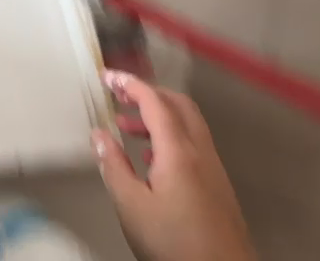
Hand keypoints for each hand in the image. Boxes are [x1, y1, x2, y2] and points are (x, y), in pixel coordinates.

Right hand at [93, 70, 256, 260]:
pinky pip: (194, 146)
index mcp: (179, 153)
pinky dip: (169, 136)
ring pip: (188, 125)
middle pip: (179, 105)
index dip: (129, 83)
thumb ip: (113, 165)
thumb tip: (99, 135)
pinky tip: (150, 159)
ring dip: (158, 116)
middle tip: (119, 94)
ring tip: (125, 126)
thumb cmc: (174, 243)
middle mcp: (201, 154)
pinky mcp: (219, 189)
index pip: (155, 102)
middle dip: (148, 92)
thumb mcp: (131, 205)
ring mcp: (214, 171)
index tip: (106, 77)